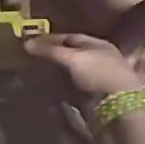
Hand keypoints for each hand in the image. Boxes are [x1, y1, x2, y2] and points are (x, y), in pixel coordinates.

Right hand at [25, 33, 144, 102]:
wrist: (117, 105)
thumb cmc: (97, 74)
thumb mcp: (72, 58)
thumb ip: (50, 51)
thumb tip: (26, 44)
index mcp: (98, 45)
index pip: (71, 38)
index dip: (52, 39)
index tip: (34, 42)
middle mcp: (98, 59)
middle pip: (71, 54)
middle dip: (53, 56)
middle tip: (32, 57)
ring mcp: (96, 78)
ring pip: (71, 72)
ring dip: (56, 73)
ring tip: (37, 72)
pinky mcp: (92, 95)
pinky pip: (72, 88)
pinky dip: (61, 88)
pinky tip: (49, 88)